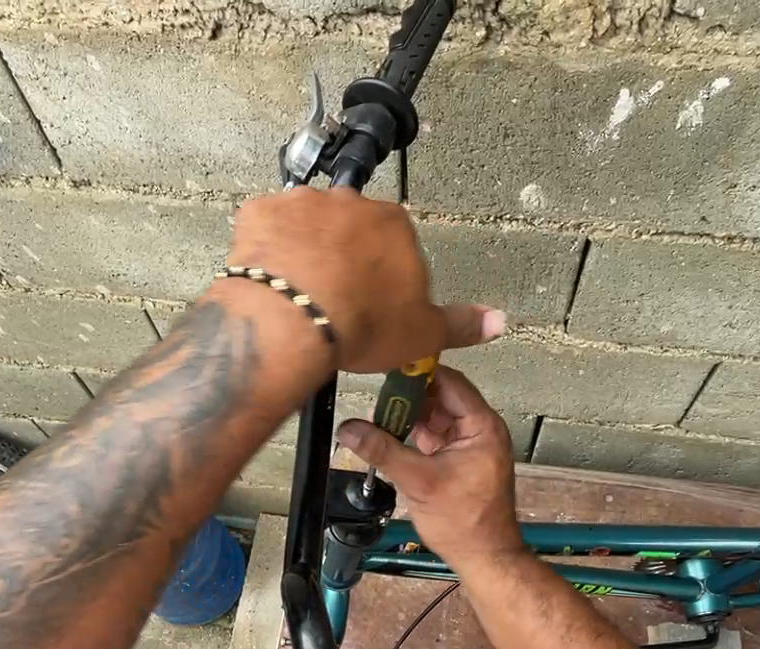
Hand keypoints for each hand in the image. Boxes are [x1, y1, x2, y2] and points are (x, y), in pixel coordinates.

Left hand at [225, 187, 502, 374]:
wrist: (295, 318)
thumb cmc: (360, 323)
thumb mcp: (422, 334)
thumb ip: (459, 324)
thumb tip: (496, 321)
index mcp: (395, 227)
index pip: (397, 246)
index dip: (385, 279)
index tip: (373, 306)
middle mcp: (351, 204)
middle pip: (351, 230)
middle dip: (345, 260)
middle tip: (335, 302)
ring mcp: (303, 204)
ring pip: (307, 227)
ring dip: (305, 253)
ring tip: (300, 295)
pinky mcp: (263, 213)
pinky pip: (267, 228)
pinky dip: (268, 250)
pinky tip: (271, 281)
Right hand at [337, 367, 523, 565]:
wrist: (482, 556)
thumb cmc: (465, 522)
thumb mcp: (419, 481)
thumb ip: (383, 450)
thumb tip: (349, 429)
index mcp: (482, 426)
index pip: (450, 382)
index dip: (419, 373)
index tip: (389, 369)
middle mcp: (478, 429)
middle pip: (439, 397)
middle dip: (407, 396)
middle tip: (376, 395)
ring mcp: (467, 445)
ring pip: (433, 416)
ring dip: (407, 416)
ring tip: (377, 415)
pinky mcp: (455, 460)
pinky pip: (431, 436)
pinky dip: (411, 434)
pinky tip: (388, 434)